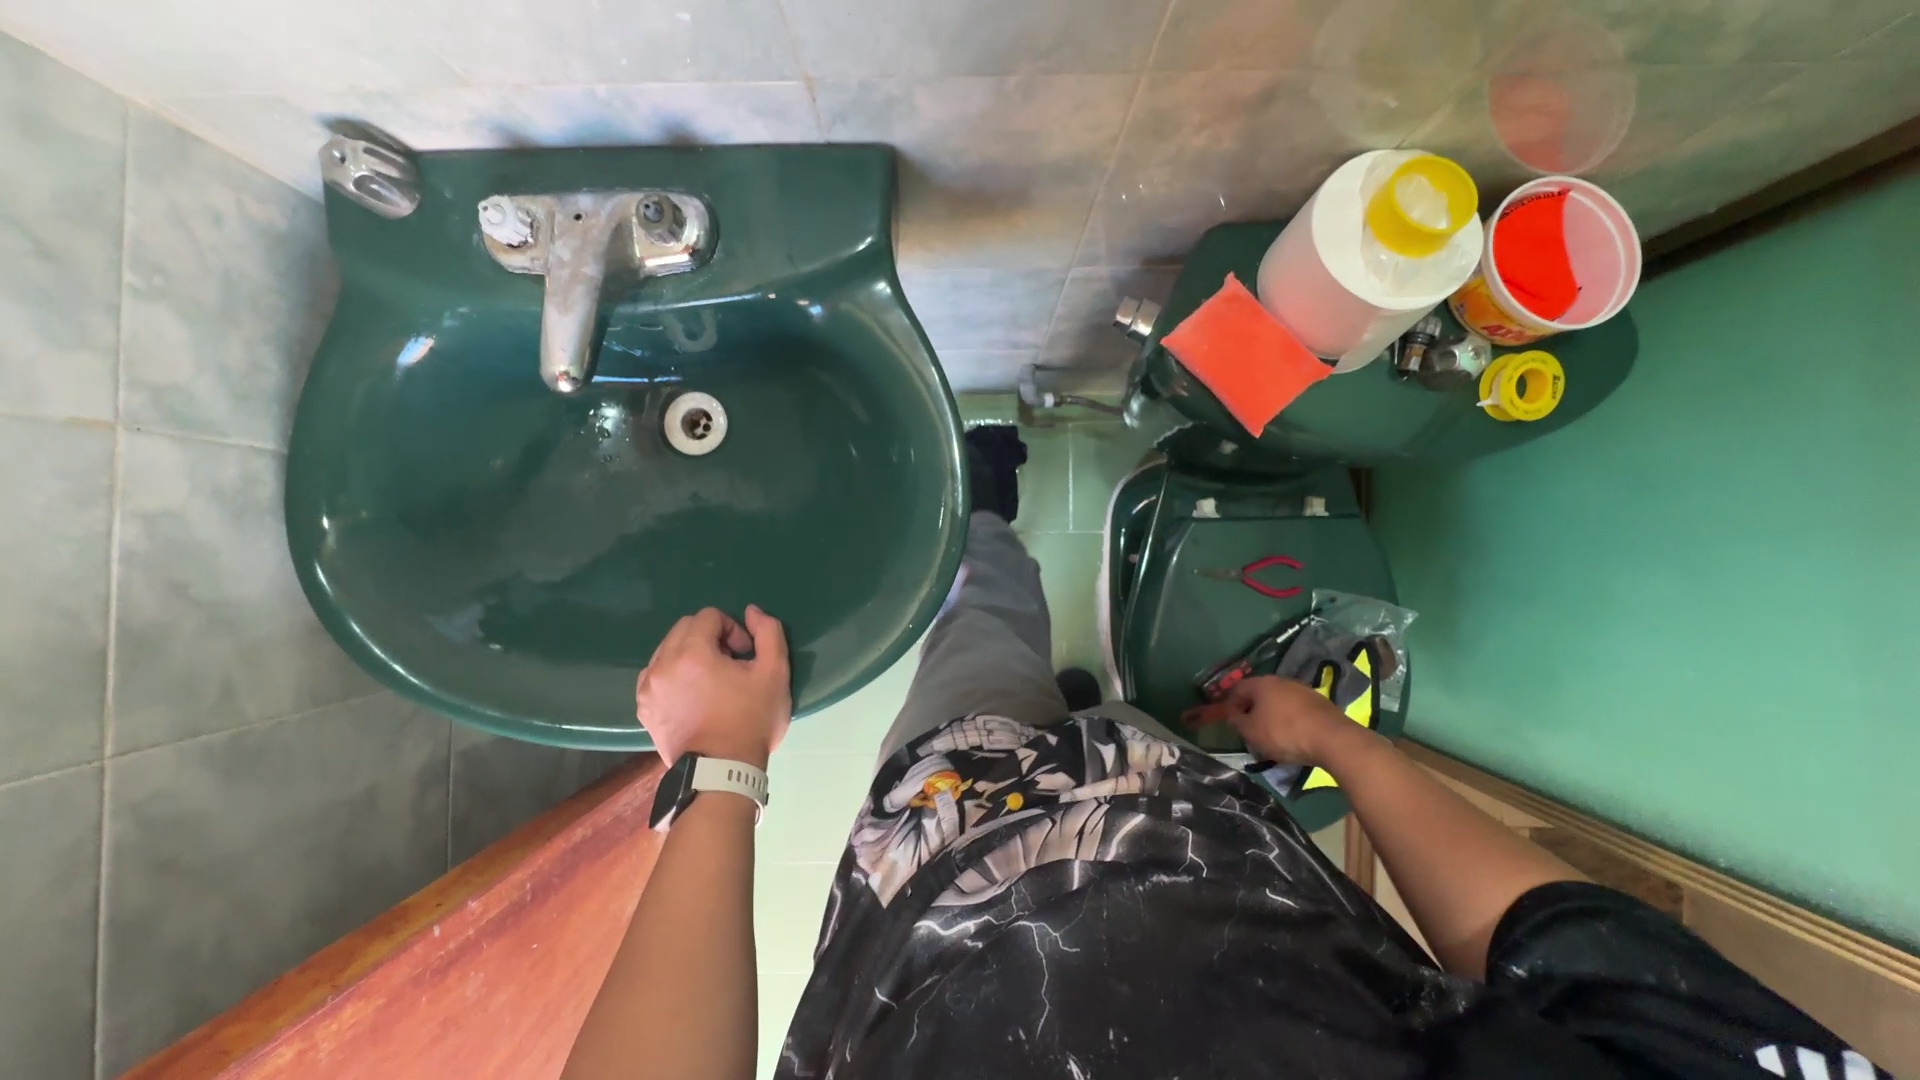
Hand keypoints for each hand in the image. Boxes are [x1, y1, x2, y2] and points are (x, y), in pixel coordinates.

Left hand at [635, 605, 790, 767]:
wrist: (722, 772)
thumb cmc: (751, 720)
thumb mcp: (775, 673)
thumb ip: (768, 632)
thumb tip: (752, 611)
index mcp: (691, 652)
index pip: (709, 616)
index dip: (732, 629)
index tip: (745, 654)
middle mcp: (662, 664)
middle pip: (685, 628)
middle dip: (710, 638)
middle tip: (731, 665)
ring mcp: (648, 688)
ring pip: (668, 650)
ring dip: (690, 654)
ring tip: (711, 682)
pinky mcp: (644, 708)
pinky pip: (656, 675)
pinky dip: (674, 675)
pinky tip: (693, 696)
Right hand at [1182, 675, 1359, 763]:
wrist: (1331, 738)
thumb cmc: (1284, 732)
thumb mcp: (1251, 732)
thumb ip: (1237, 722)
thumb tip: (1234, 716)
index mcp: (1261, 683)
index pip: (1237, 688)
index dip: (1230, 704)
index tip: (1231, 722)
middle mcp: (1281, 680)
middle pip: (1259, 694)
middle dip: (1252, 710)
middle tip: (1250, 730)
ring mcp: (1302, 690)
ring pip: (1279, 701)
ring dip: (1272, 715)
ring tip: (1272, 736)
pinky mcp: (1319, 702)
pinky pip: (1296, 710)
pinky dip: (1290, 720)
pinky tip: (1293, 736)